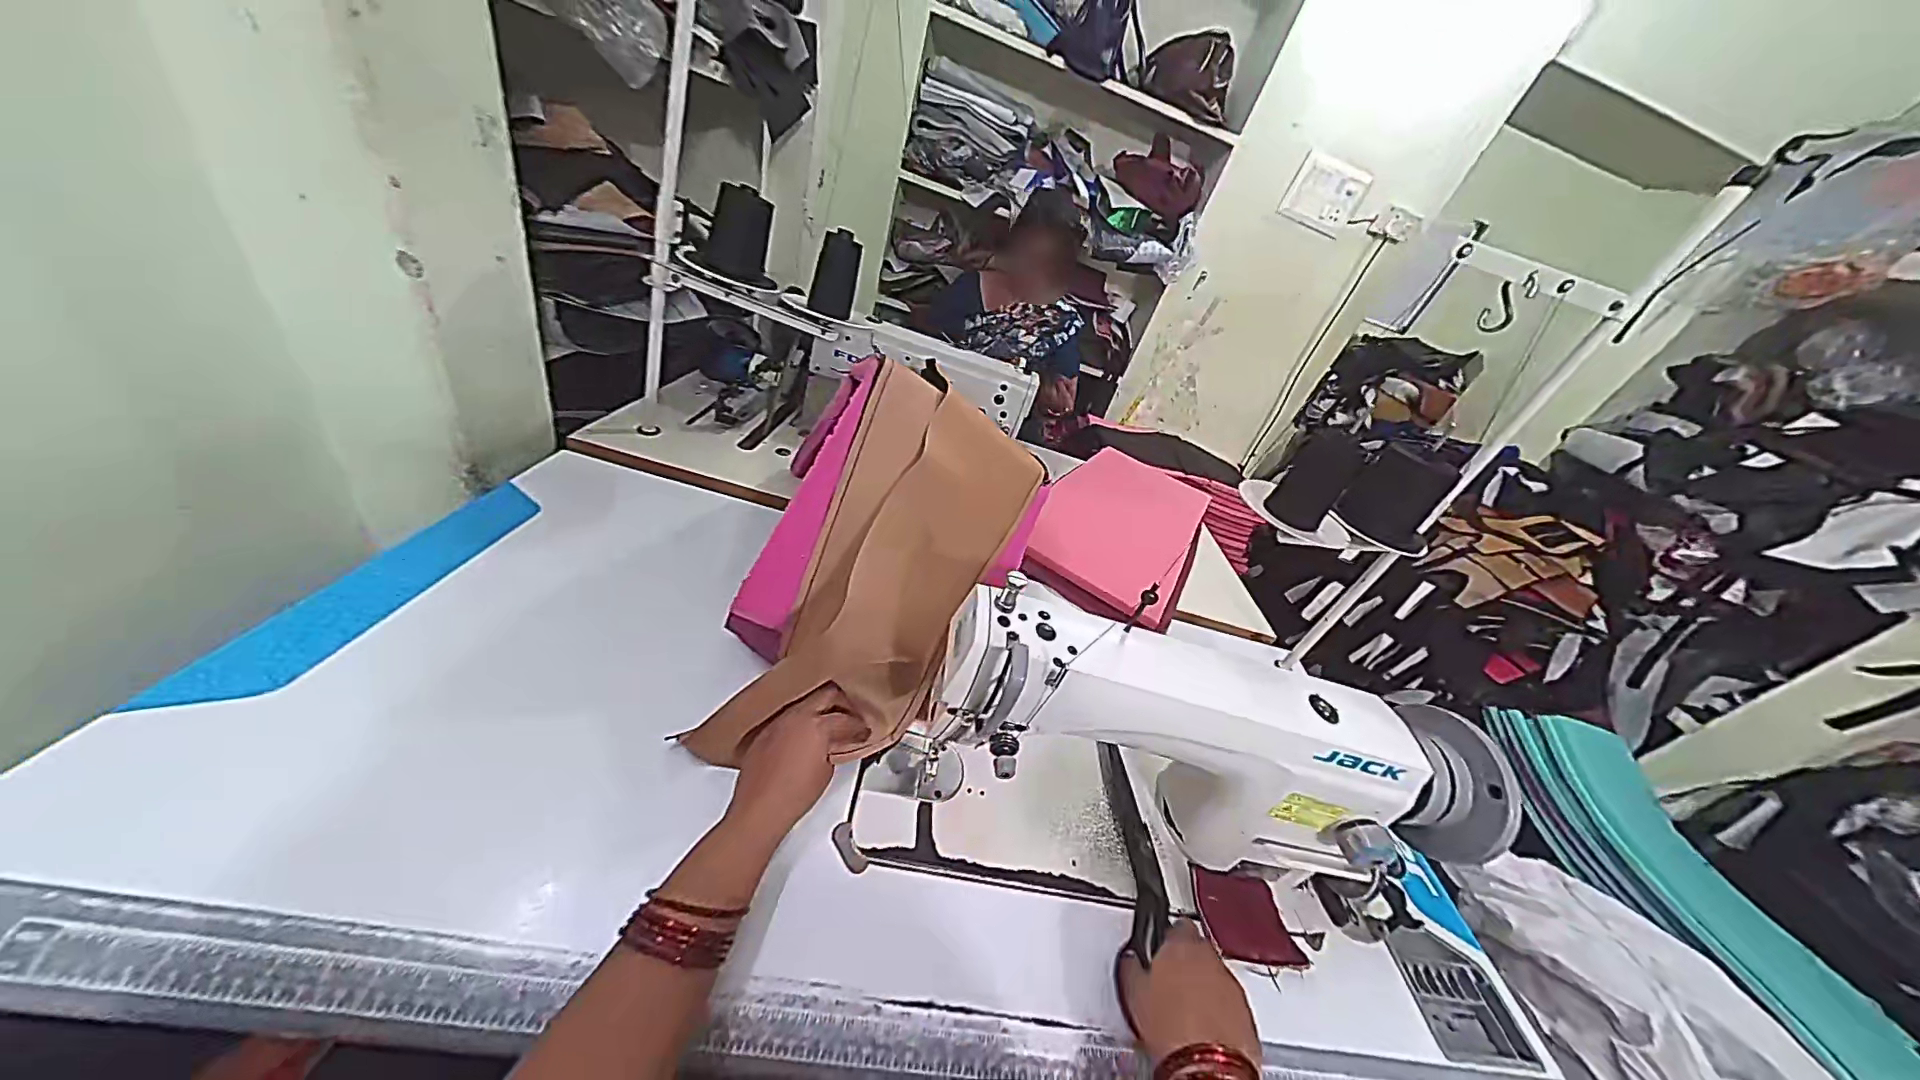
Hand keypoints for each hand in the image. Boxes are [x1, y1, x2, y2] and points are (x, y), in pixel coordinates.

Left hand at [727, 685, 868, 836]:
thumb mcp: (826, 771)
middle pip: (826, 695)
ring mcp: (778, 722)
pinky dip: (800, 722)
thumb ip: (834, 748)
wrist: (759, 809)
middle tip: (851, 716)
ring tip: (828, 725)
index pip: (846, 718)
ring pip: (805, 703)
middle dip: (842, 704)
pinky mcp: (765, 732)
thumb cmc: (791, 796)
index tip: (863, 730)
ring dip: (819, 710)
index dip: (859, 726)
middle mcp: (795, 717)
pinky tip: (805, 736)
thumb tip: (833, 745)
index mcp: (816, 725)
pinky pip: (788, 718)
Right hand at [1118, 921, 1259, 1066]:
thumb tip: (1131, 960)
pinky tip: (1200, 1027)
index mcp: (1182, 942)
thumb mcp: (1134, 989)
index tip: (1159, 948)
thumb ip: (1132, 964)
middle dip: (1185, 961)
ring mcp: (1231, 985)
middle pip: (1198, 949)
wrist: (1205, 1066)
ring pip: (1214, 976)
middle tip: (1169, 981)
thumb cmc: (1170, 1027)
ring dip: (1202, 985)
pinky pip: (1229, 1002)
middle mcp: (1211, 958)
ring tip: (1183, 1009)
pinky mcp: (1246, 1013)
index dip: (1167, 936)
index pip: (1177, 924)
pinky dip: (1217, 1009)